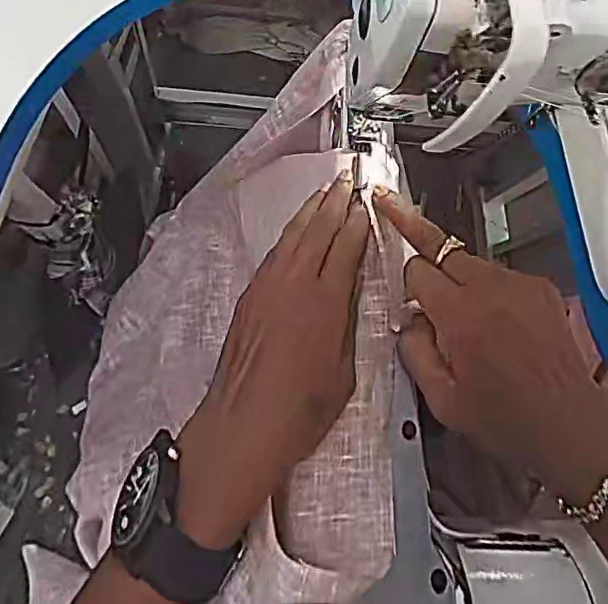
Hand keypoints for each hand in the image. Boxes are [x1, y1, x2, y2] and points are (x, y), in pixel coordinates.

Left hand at [175, 173, 371, 548]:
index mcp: (326, 301)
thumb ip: (349, 322)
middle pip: (320, 229)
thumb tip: (352, 290)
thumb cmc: (299, 410)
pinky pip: (275, 251)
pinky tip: (296, 229)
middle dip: (336, 201)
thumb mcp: (344, 369)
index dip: (358, 222)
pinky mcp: (251, 296)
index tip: (366, 205)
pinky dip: (290, 232)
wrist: (242, 427)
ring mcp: (269, 287)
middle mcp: (296, 284)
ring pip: (294, 234)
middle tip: (347, 180)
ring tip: (324, 191)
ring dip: (311, 209)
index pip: (347, 246)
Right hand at [375, 190, 607, 504]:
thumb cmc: (507, 420)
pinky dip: (488, 290)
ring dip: (457, 276)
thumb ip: (414, 350)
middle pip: (441, 246)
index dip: (405, 279)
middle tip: (391, 205)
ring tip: (463, 316)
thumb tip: (409, 317)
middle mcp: (491, 288)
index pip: (417, 269)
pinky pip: (500, 276)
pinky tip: (496, 323)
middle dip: (417, 237)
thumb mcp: (443, 400)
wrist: (571, 425)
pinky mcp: (540, 286)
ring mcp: (519, 283)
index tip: (396, 267)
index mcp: (462, 316)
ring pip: (470, 261)